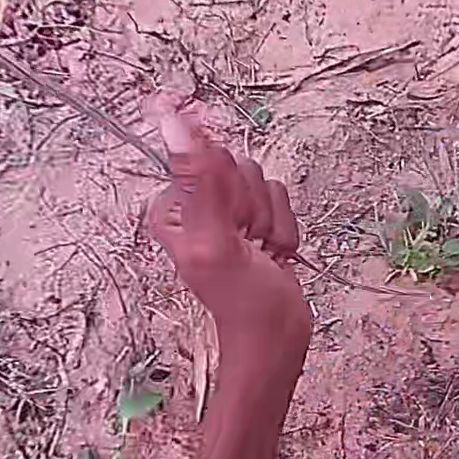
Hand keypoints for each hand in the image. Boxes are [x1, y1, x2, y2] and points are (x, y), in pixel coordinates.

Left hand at [146, 108, 311, 367]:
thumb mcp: (213, 239)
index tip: (233, 225)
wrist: (278, 335)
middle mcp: (200, 205)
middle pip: (241, 169)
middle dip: (254, 209)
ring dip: (272, 223)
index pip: (210, 159)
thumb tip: (174, 123)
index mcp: (174, 205)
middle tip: (248, 242)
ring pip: (265, 185)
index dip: (230, 192)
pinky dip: (285, 232)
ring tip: (260, 252)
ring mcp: (232, 214)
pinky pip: (283, 203)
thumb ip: (198, 180)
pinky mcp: (260, 221)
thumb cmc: (242, 301)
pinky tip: (274, 254)